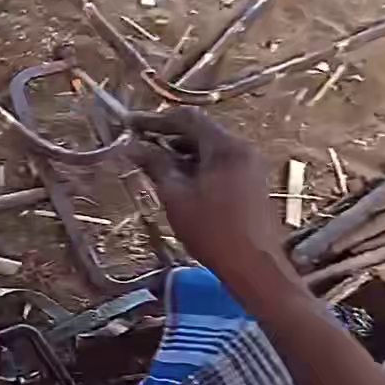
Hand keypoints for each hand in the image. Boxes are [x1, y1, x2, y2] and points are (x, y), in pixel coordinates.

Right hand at [129, 107, 298, 291]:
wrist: (253, 266)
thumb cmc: (212, 231)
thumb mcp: (176, 197)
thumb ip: (156, 165)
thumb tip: (133, 147)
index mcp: (225, 148)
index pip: (188, 118)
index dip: (156, 120)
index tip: (131, 125)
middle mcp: (242, 150)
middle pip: (200, 131)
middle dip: (167, 136)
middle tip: (139, 144)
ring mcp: (249, 166)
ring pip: (209, 148)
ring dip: (180, 152)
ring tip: (152, 164)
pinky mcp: (250, 183)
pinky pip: (219, 163)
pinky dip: (196, 165)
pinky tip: (177, 180)